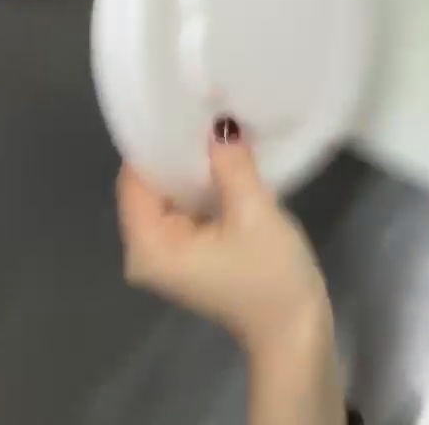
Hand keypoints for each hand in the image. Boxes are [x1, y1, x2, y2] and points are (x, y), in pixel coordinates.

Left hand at [115, 121, 330, 356]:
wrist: (292, 325)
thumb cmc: (267, 272)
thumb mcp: (255, 213)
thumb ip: (233, 167)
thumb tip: (221, 125)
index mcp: (148, 245)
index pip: (135, 181)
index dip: (154, 142)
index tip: (182, 103)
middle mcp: (149, 250)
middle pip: (153, 187)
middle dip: (180, 150)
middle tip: (211, 106)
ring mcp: (173, 254)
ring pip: (176, 196)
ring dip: (199, 167)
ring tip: (226, 127)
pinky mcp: (197, 253)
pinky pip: (193, 208)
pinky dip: (210, 185)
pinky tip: (235, 162)